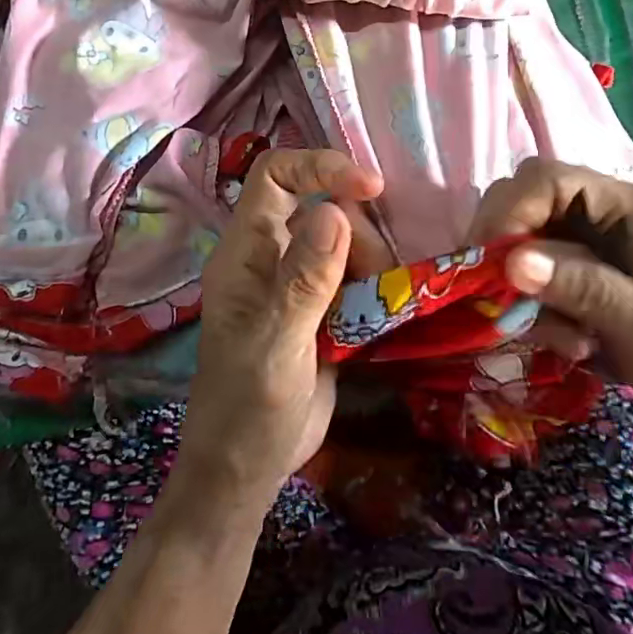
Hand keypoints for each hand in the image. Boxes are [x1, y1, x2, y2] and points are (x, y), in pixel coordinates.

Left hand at [181, 150, 385, 501]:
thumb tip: (334, 212)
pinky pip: (354, 279)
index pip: (274, 177)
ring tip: (379, 307)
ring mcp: (295, 285)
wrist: (247, 467)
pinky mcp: (319, 311)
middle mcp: (269, 258)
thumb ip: (304, 282)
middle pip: (319, 208)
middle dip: (358, 234)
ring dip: (372, 265)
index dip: (318, 167)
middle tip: (379, 281)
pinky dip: (376, 287)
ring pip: (343, 245)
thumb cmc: (247, 408)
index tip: (371, 186)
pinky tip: (387, 312)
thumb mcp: (277, 345)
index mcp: (244, 253)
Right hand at [469, 158, 632, 446]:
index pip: (553, 179)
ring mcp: (609, 249)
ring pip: (532, 243)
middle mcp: (620, 219)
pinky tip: (573, 345)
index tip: (487, 261)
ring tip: (563, 339)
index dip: (510, 210)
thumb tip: (510, 259)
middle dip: (509, 249)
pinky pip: (546, 278)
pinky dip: (542, 309)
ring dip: (527, 289)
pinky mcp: (600, 280)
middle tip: (504, 299)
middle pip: (534, 204)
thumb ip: (584, 289)